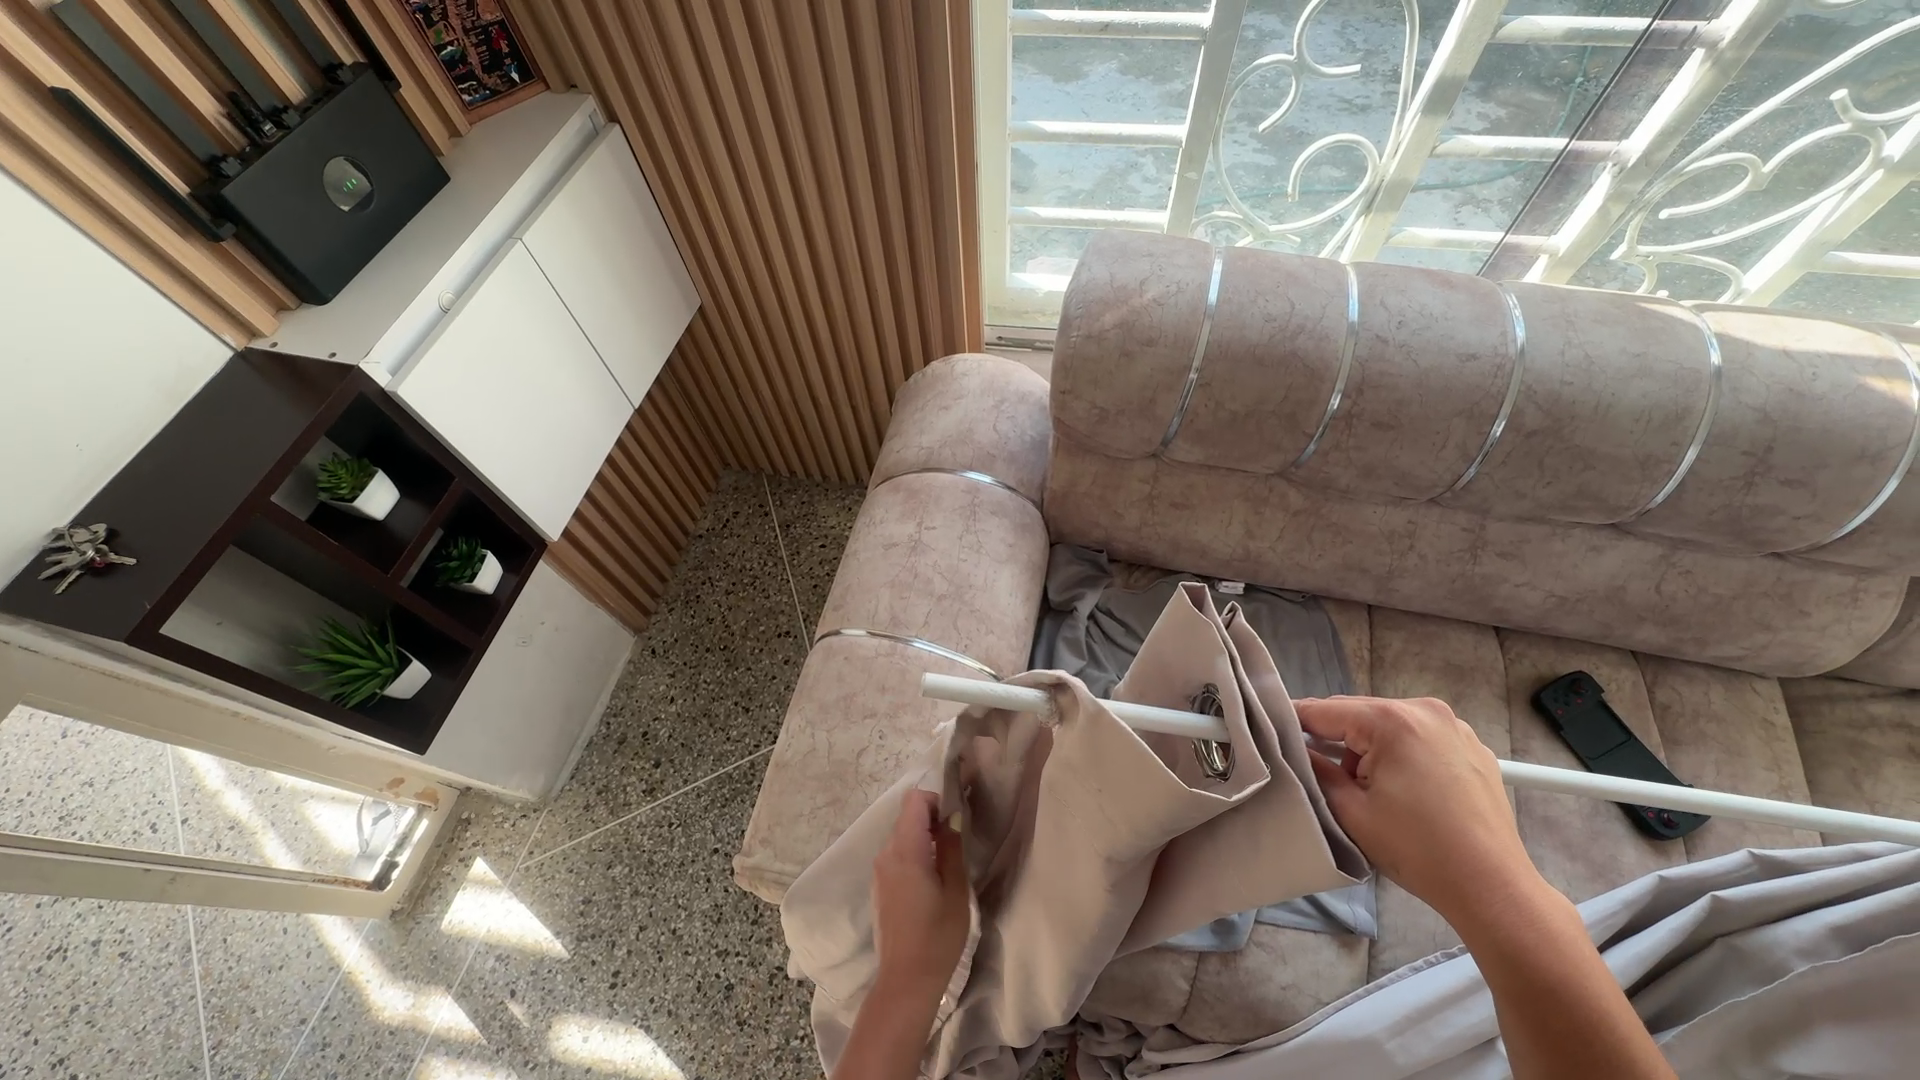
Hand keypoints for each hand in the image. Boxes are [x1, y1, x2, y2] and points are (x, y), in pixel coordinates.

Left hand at [871, 789, 970, 1003]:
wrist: (906, 980)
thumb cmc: (937, 935)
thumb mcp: (955, 889)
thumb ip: (951, 847)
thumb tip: (952, 818)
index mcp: (905, 850)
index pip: (914, 801)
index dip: (937, 801)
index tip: (957, 820)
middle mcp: (886, 854)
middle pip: (907, 817)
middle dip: (932, 819)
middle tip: (957, 842)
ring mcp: (879, 871)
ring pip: (902, 836)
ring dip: (924, 838)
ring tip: (947, 863)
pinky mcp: (880, 887)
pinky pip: (896, 856)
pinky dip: (914, 855)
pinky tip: (931, 881)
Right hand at [1298, 696, 1543, 926]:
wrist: (1491, 887)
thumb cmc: (1417, 849)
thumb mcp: (1351, 810)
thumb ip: (1315, 771)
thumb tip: (1296, 751)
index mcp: (1392, 720)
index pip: (1324, 711)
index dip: (1291, 721)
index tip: (1266, 731)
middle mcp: (1426, 711)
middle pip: (1358, 714)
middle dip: (1334, 738)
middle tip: (1316, 770)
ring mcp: (1455, 727)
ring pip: (1388, 725)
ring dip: (1368, 747)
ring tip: (1365, 788)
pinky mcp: (1473, 748)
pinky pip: (1419, 738)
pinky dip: (1401, 754)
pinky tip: (1402, 790)